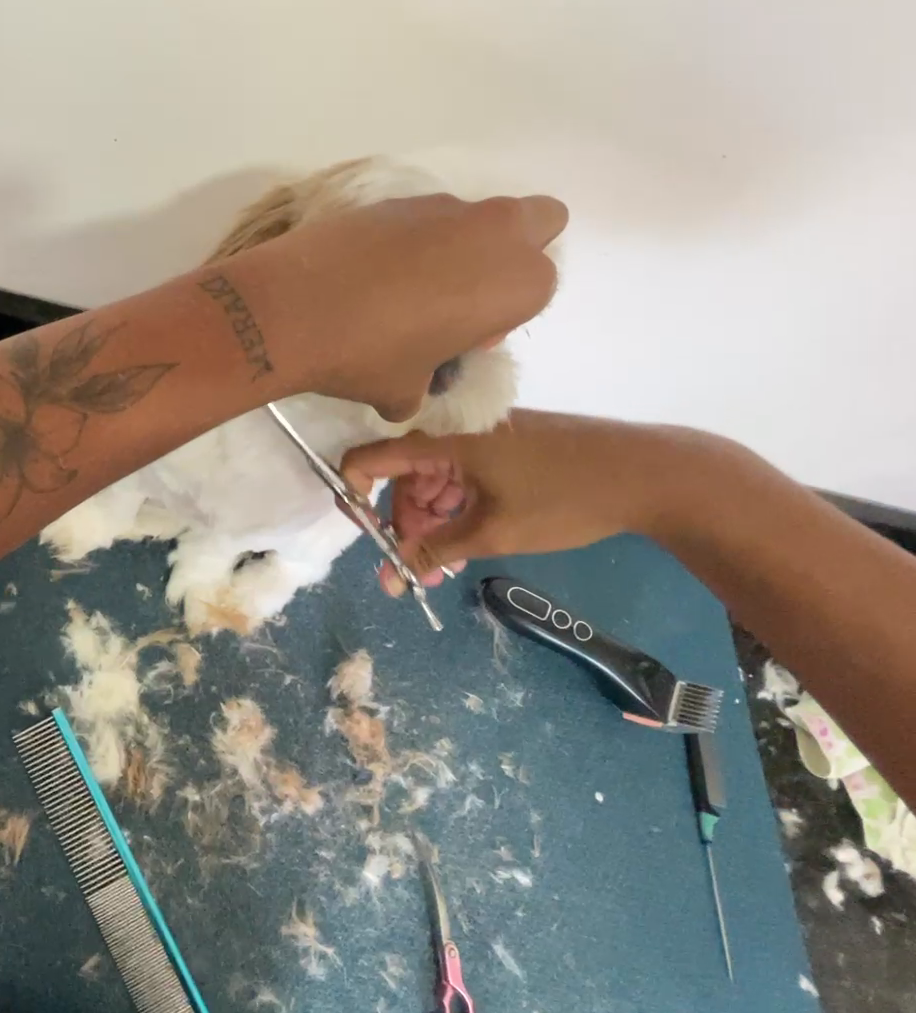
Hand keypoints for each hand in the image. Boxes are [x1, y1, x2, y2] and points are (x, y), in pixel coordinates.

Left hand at [220, 193, 566, 419]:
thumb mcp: (400, 390)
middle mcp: (494, 232)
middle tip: (450, 297)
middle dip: (505, 255)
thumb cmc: (362, 356)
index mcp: (518, 283)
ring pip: (470, 219)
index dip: (493, 321)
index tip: (451, 342)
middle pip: (536, 224)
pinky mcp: (390, 200)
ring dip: (449, 247)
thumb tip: (403, 397)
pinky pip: (415, 218)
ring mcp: (440, 207)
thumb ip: (418, 388)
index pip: (534, 293)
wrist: (288, 311)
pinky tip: (358, 276)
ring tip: (391, 291)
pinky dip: (400, 241)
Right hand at [339, 410, 734, 594]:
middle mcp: (457, 433)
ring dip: (431, 522)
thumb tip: (390, 579)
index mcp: (445, 442)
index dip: (354, 494)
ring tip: (447, 565)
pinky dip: (456, 507)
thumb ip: (433, 553)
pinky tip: (469, 539)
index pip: (369, 459)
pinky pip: (461, 476)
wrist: (659, 474)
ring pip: (433, 480)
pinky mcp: (508, 446)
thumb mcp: (492, 533)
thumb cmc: (567, 500)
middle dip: (402, 525)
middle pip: (402, 477)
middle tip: (416, 570)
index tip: (367, 534)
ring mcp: (485, 438)